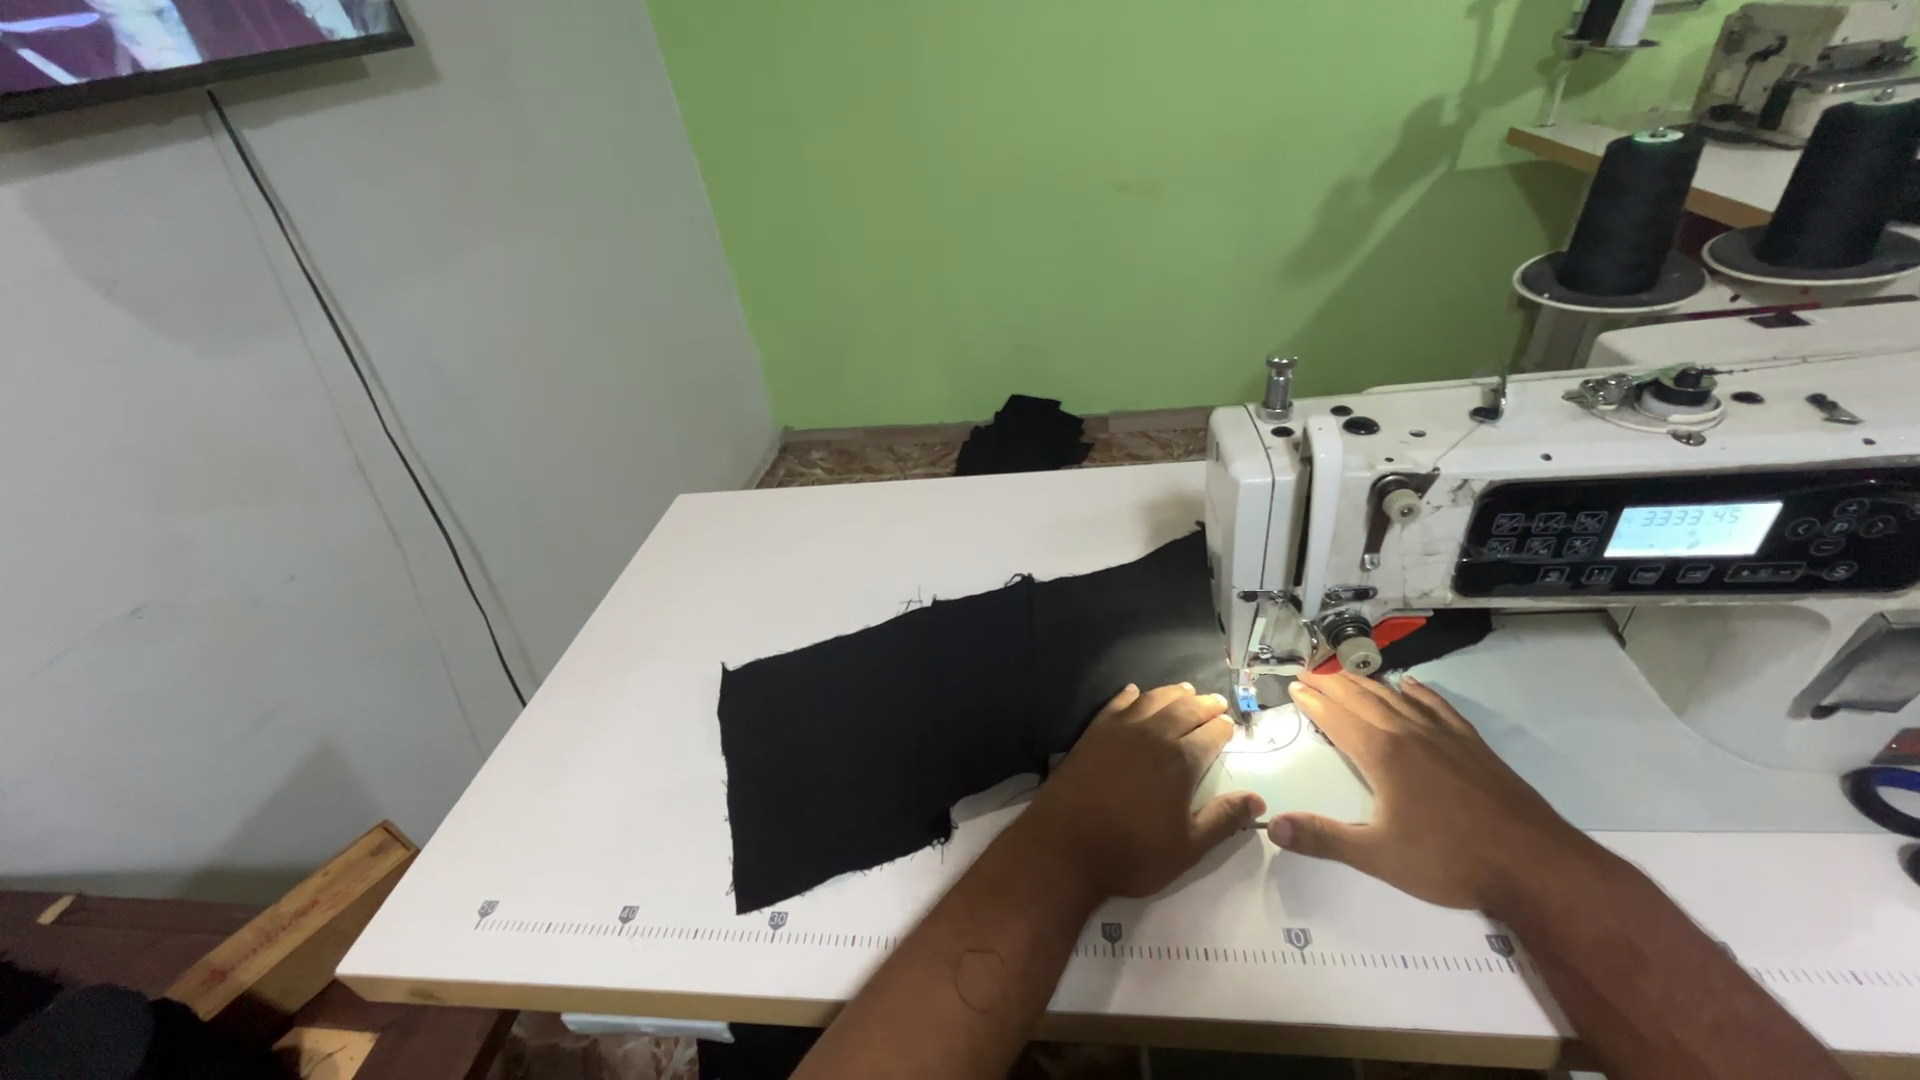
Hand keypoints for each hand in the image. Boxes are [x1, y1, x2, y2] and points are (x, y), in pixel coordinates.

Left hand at [1016, 683, 1264, 900]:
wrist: (1064, 847)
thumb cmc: (1131, 853)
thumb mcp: (1187, 848)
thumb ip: (1223, 820)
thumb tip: (1258, 800)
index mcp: (1181, 761)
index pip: (1211, 734)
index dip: (1224, 728)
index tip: (1230, 725)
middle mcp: (1153, 736)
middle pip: (1185, 709)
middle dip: (1205, 704)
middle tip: (1216, 702)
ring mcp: (1119, 730)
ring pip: (1152, 700)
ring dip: (1173, 693)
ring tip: (1186, 690)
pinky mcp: (1092, 733)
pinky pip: (1116, 704)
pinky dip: (1130, 695)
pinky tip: (1135, 692)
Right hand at [1268, 671, 1602, 914]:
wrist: (1535, 866)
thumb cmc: (1450, 861)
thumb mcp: (1377, 856)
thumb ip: (1323, 839)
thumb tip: (1273, 827)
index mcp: (1383, 755)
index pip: (1337, 718)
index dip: (1313, 701)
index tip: (1293, 687)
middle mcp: (1410, 735)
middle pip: (1363, 699)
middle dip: (1332, 685)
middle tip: (1308, 674)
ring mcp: (1445, 737)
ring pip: (1397, 698)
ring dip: (1367, 683)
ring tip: (1345, 673)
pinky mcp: (1474, 747)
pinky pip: (1439, 707)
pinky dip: (1420, 692)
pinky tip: (1411, 685)